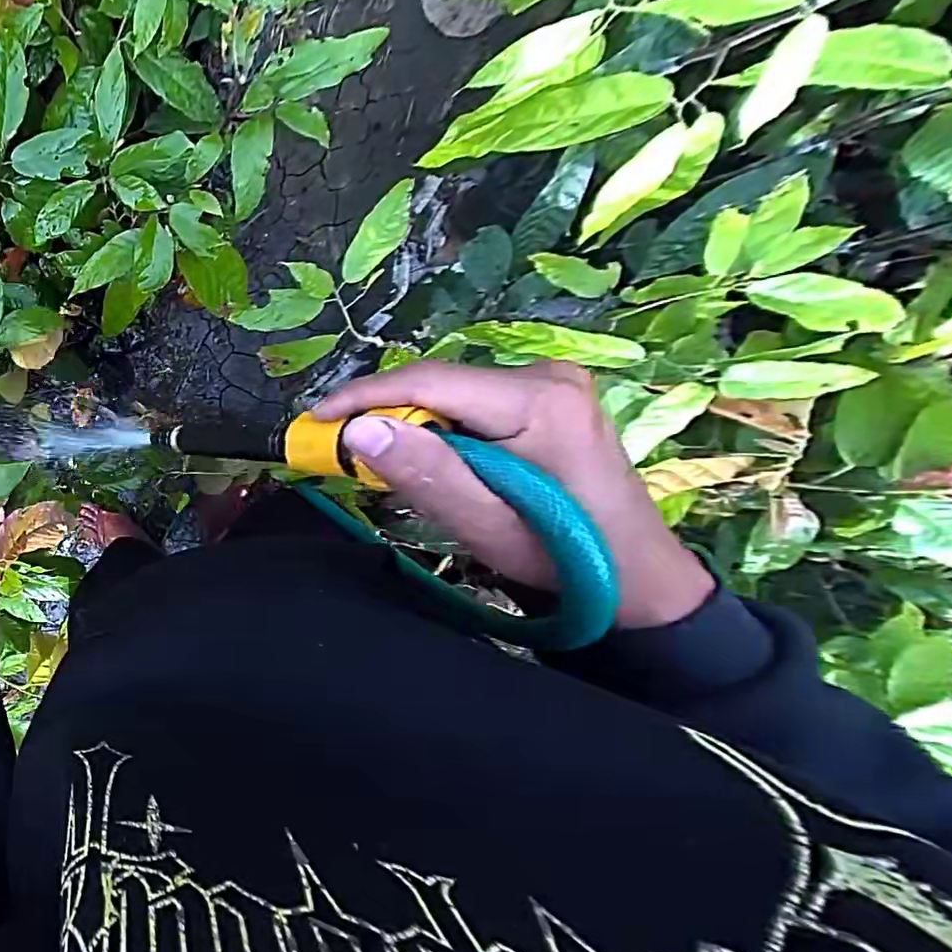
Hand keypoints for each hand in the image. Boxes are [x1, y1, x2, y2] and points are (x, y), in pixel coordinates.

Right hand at [310, 360, 715, 628]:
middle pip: (436, 383)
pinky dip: (432, 426)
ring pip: (446, 392)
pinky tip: (428, 458)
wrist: (637, 576)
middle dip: (382, 414)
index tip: (315, 419)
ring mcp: (549, 382)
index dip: (363, 396)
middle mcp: (546, 375)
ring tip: (381, 461)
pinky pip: (464, 402)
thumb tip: (360, 428)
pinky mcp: (545, 396)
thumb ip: (426, 473)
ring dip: (406, 422)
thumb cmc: (562, 555)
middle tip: (341, 450)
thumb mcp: (484, 523)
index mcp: (539, 400)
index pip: (428, 381)